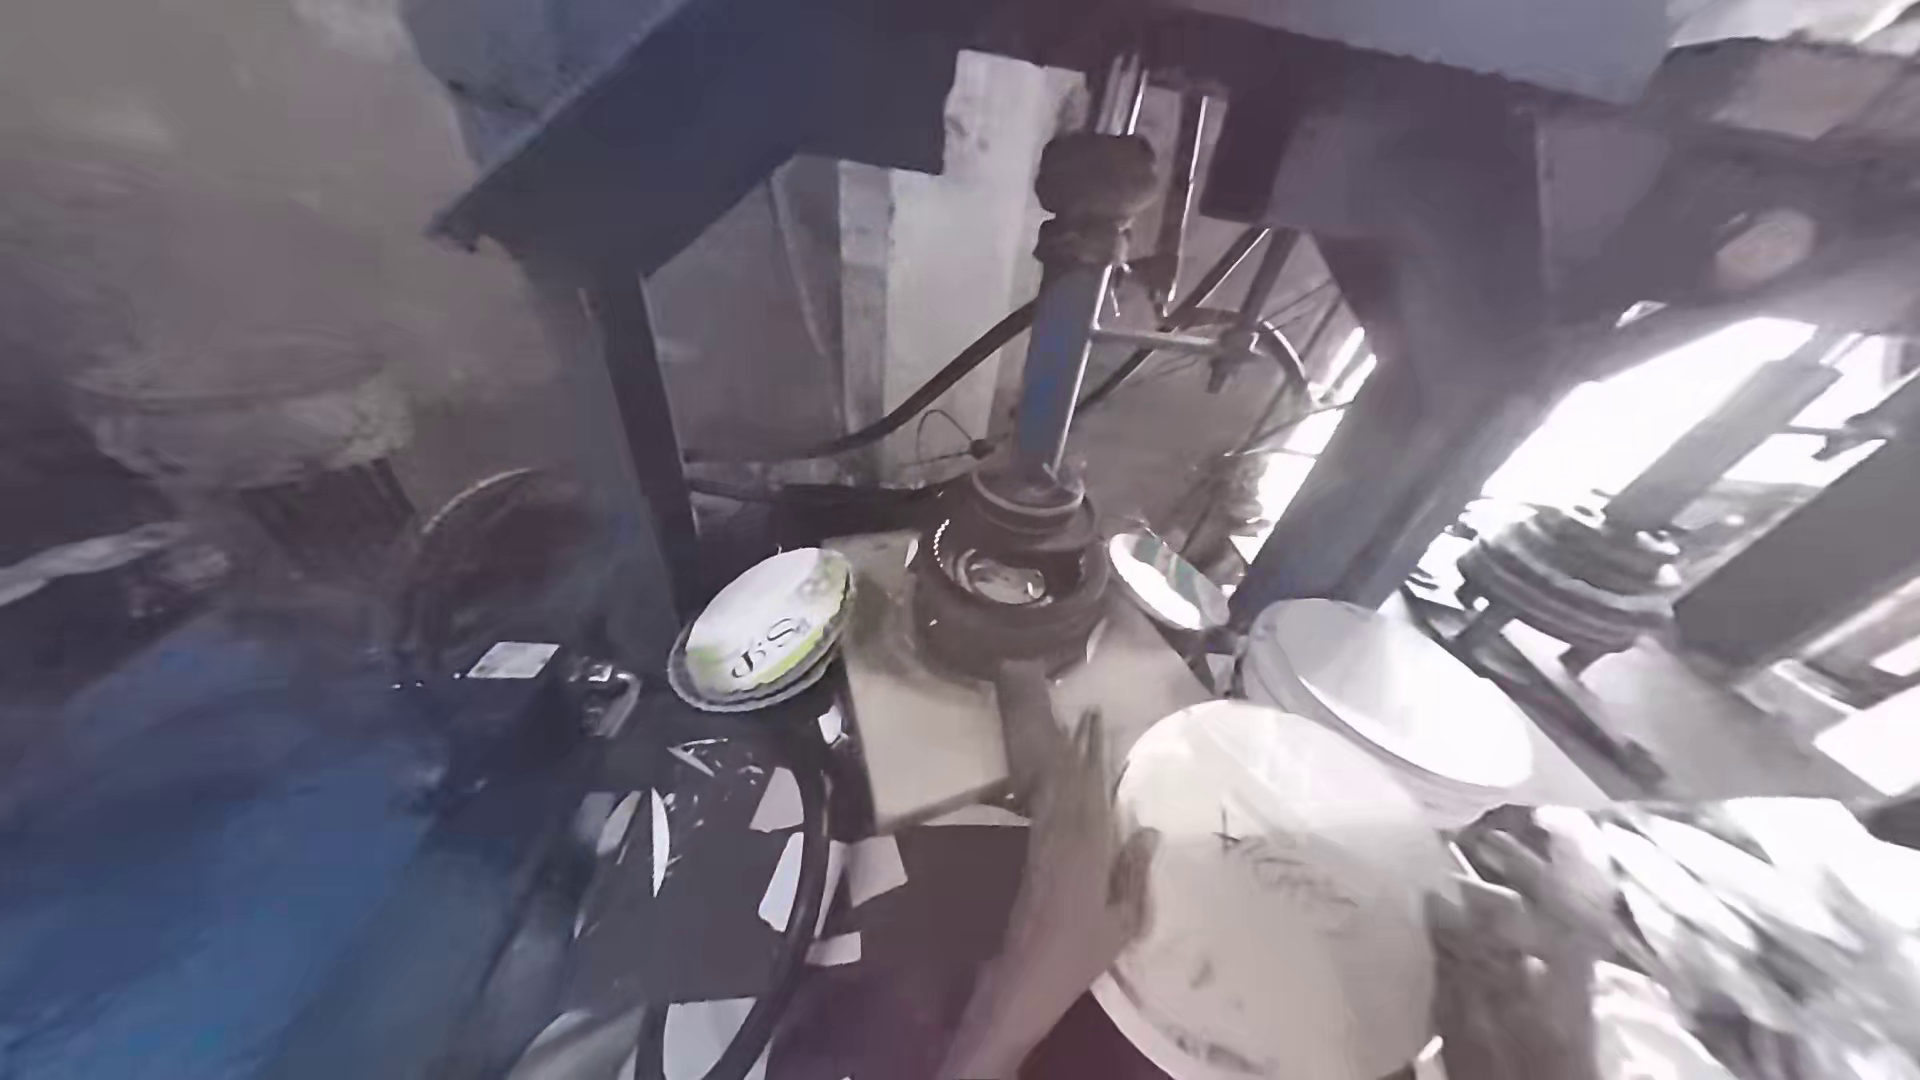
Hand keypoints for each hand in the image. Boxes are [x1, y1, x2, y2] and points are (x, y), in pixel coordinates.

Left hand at [943, 698, 1158, 1078]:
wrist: (1029, 967)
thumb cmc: (1083, 948)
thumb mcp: (1122, 920)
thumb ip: (1135, 872)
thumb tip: (1148, 829)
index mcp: (1089, 845)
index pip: (1093, 786)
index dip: (1095, 751)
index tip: (1097, 721)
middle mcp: (1064, 832)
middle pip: (1072, 776)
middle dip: (1079, 742)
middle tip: (1086, 712)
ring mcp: (1045, 837)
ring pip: (1056, 785)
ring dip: (1064, 755)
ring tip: (1071, 729)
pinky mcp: (1033, 848)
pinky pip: (1045, 802)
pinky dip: (1052, 780)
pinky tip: (1055, 772)